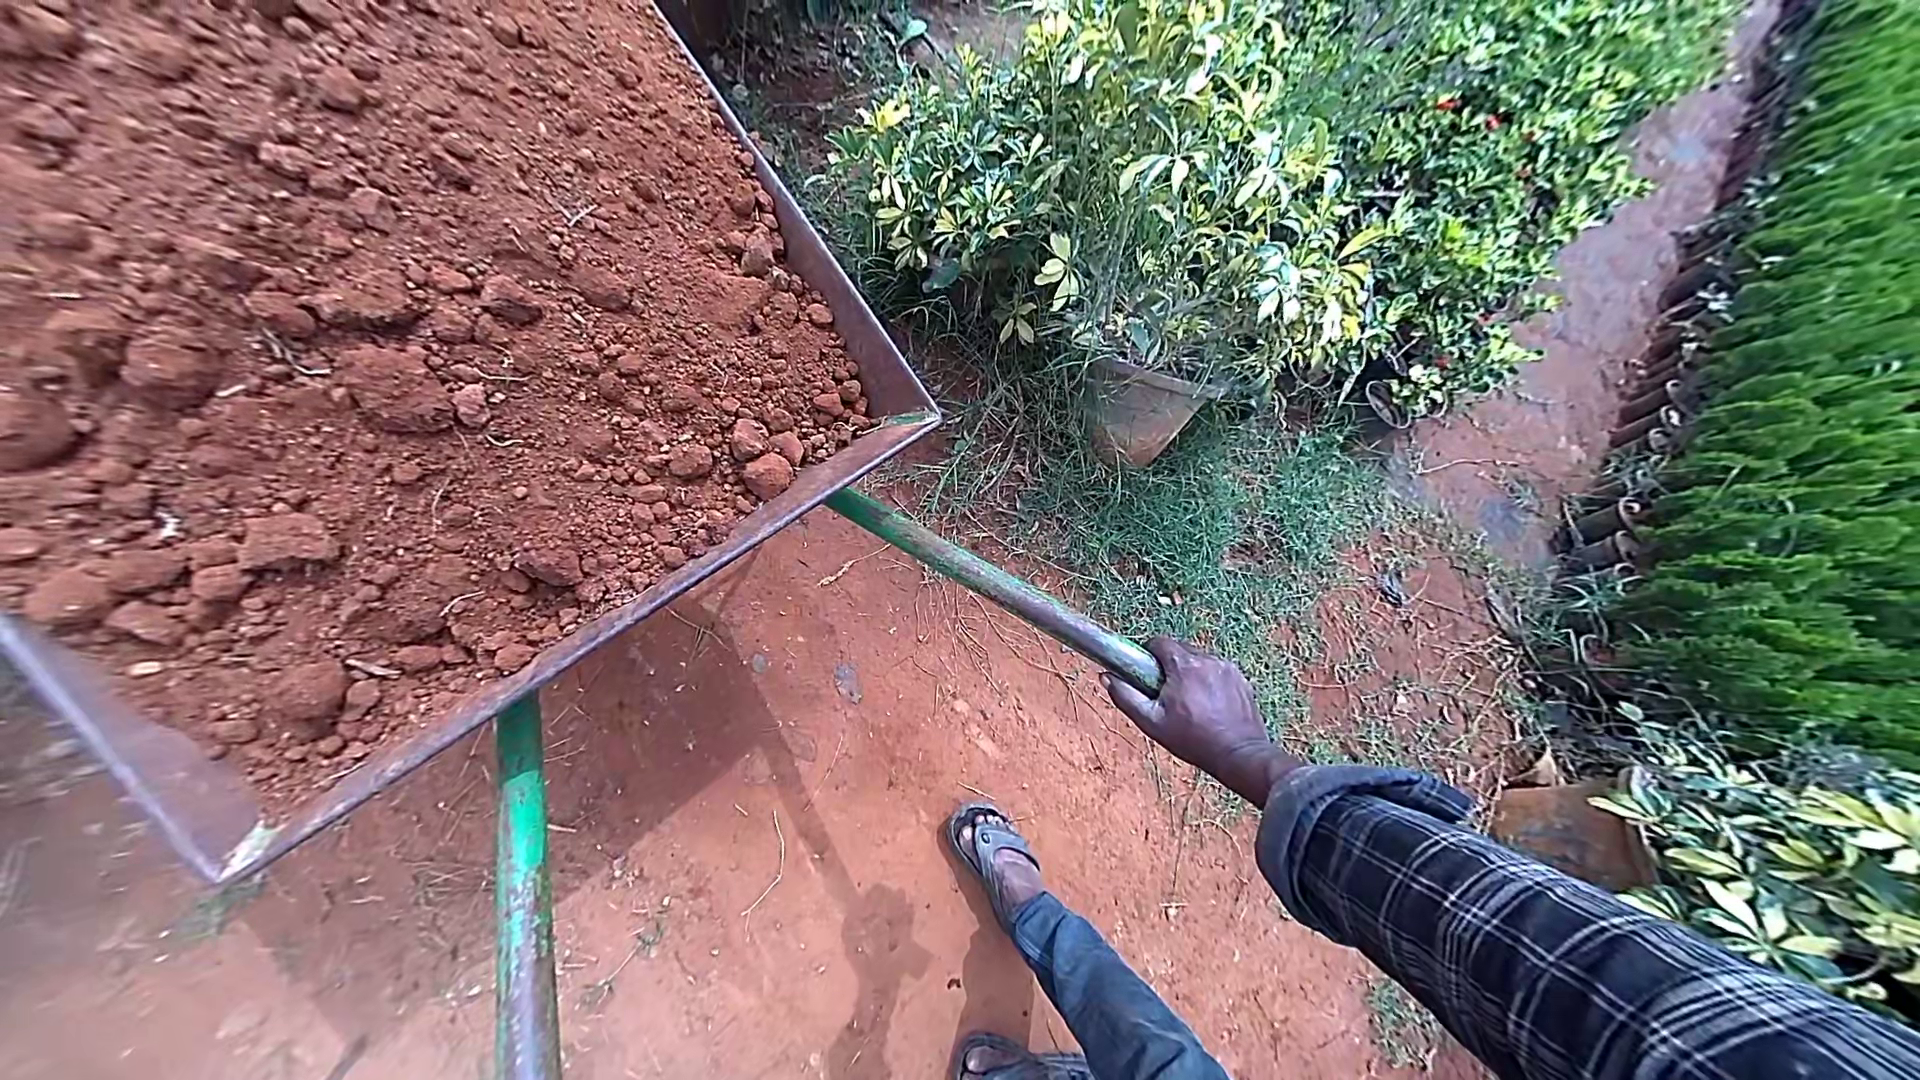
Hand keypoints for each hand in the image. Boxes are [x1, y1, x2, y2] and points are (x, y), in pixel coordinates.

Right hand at [1103, 636, 1299, 805]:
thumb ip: (1126, 696)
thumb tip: (1107, 677)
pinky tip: (1208, 704)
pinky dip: (1209, 680)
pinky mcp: (1241, 679)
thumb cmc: (1194, 740)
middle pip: (1179, 649)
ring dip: (1190, 672)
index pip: (1159, 642)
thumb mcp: (1151, 722)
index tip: (1146, 672)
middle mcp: (1207, 659)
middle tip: (1165, 691)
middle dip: (1169, 664)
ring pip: (1199, 659)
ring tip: (1189, 701)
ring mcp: (1227, 668)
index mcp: (1183, 665)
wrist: (1240, 756)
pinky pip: (1217, 670)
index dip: (1148, 654)